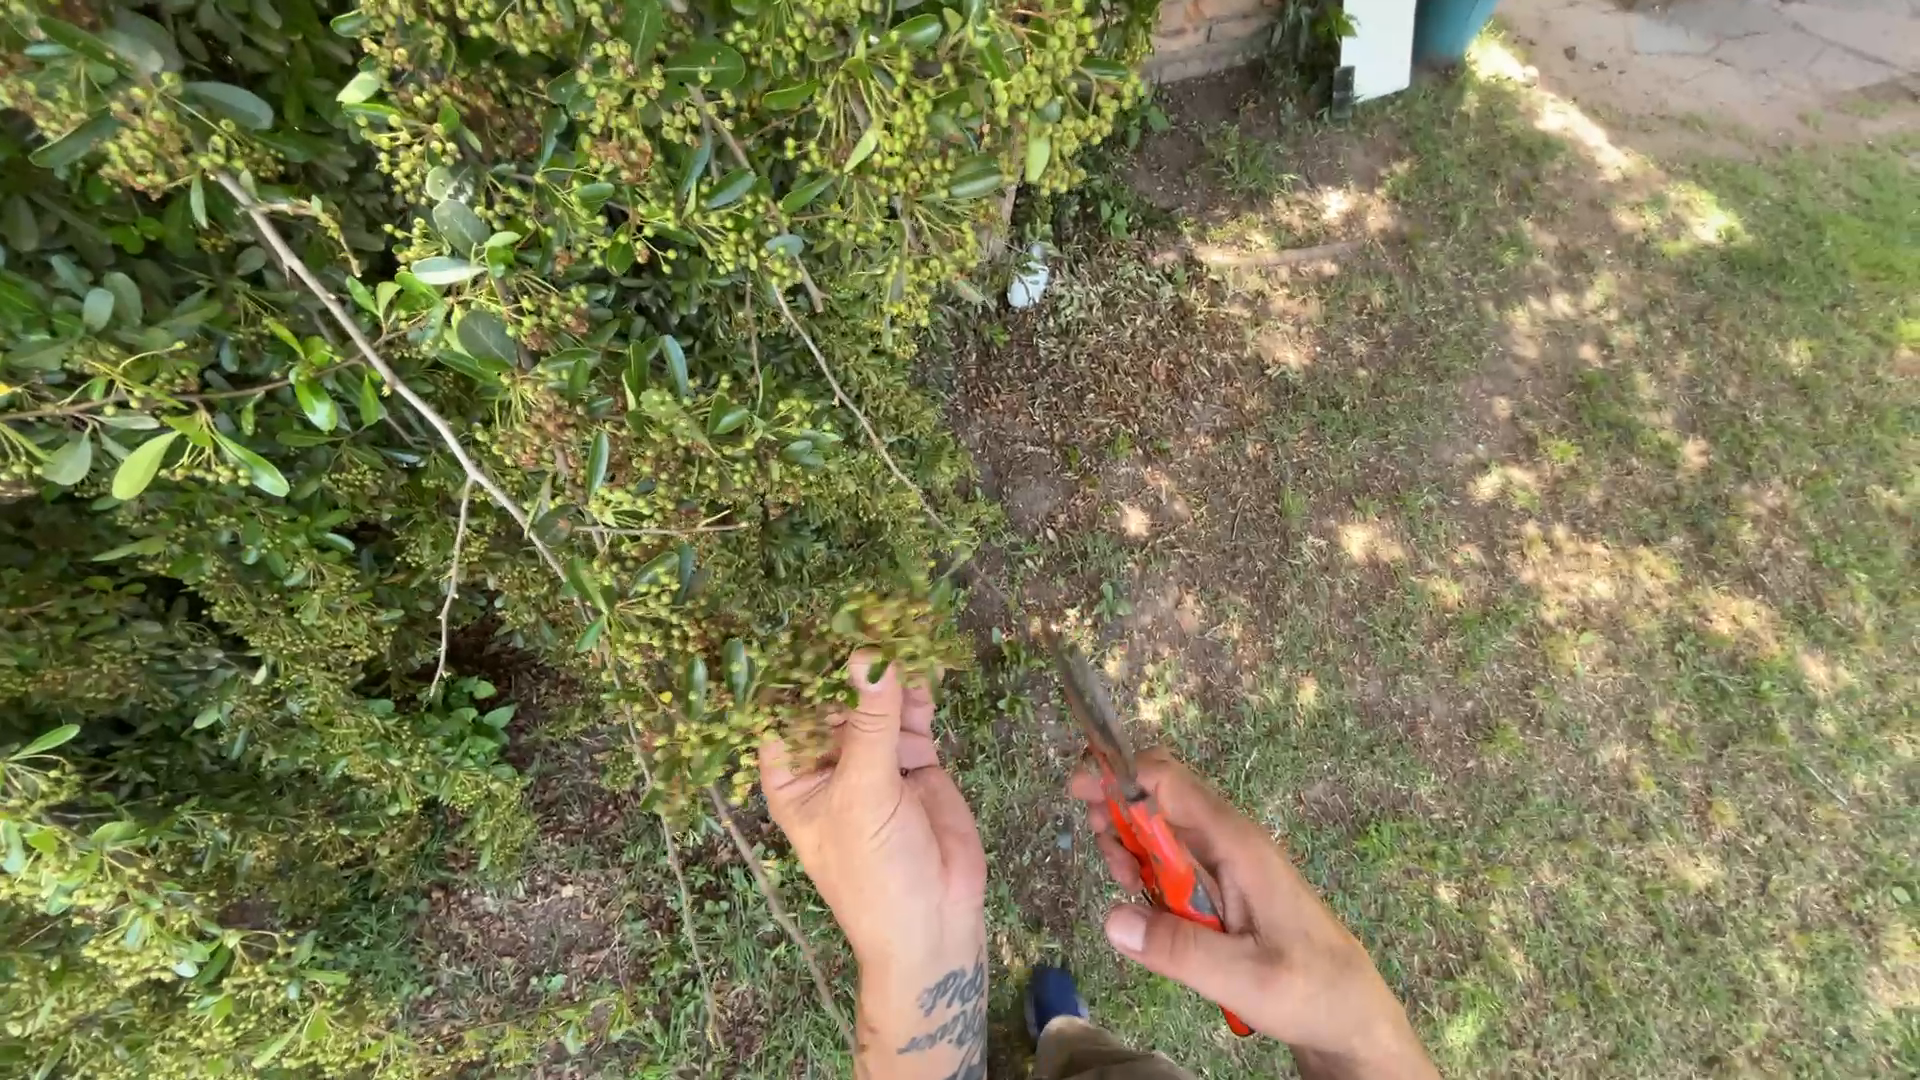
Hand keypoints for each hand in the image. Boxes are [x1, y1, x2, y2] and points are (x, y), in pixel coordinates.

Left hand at [760, 651, 986, 1078]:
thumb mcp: (863, 795)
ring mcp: (874, 755)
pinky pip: (913, 711)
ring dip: (889, 667)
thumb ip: (870, 723)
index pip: (785, 709)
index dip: (795, 668)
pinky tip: (926, 659)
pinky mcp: (915, 754)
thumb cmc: (874, 871)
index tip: (809, 619)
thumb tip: (868, 654)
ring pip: (877, 699)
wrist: (937, 920)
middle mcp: (829, 758)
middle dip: (851, 660)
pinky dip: (920, 687)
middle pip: (836, 696)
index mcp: (793, 774)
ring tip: (902, 624)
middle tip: (868, 610)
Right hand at [1071, 748, 1434, 1079]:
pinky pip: (1167, 857)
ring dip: (1127, 843)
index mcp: (1235, 840)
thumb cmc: (1312, 990)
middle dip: (1116, 809)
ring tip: (1127, 887)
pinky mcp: (1216, 881)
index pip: (1168, 778)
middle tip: (1107, 858)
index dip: (1120, 772)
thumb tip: (1112, 919)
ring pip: (1157, 824)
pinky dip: (1143, 868)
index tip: (1080, 788)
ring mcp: (1220, 858)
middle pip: (1155, 793)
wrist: (1354, 1018)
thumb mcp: (1248, 979)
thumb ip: (1180, 950)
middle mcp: (1224, 837)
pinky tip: (1146, 903)